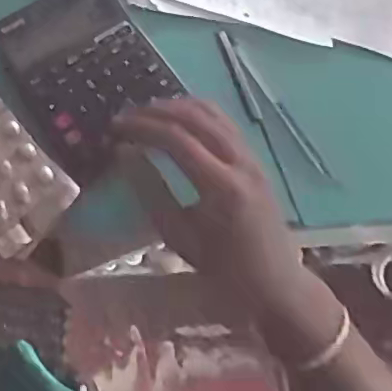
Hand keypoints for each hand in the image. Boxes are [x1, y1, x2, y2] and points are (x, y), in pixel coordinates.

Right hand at [113, 97, 303, 307]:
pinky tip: (175, 117)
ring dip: (175, 106)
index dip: (142, 127)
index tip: (116, 128)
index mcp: (222, 187)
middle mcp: (241, 163)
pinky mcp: (254, 158)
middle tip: (125, 117)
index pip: (176, 139)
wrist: (276, 283)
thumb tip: (124, 153)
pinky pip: (223, 121)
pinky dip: (196, 111)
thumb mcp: (178, 235)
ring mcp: (252, 158)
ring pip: (211, 113)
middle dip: (154, 112)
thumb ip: (150, 190)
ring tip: (146, 112)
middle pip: (193, 117)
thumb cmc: (223, 268)